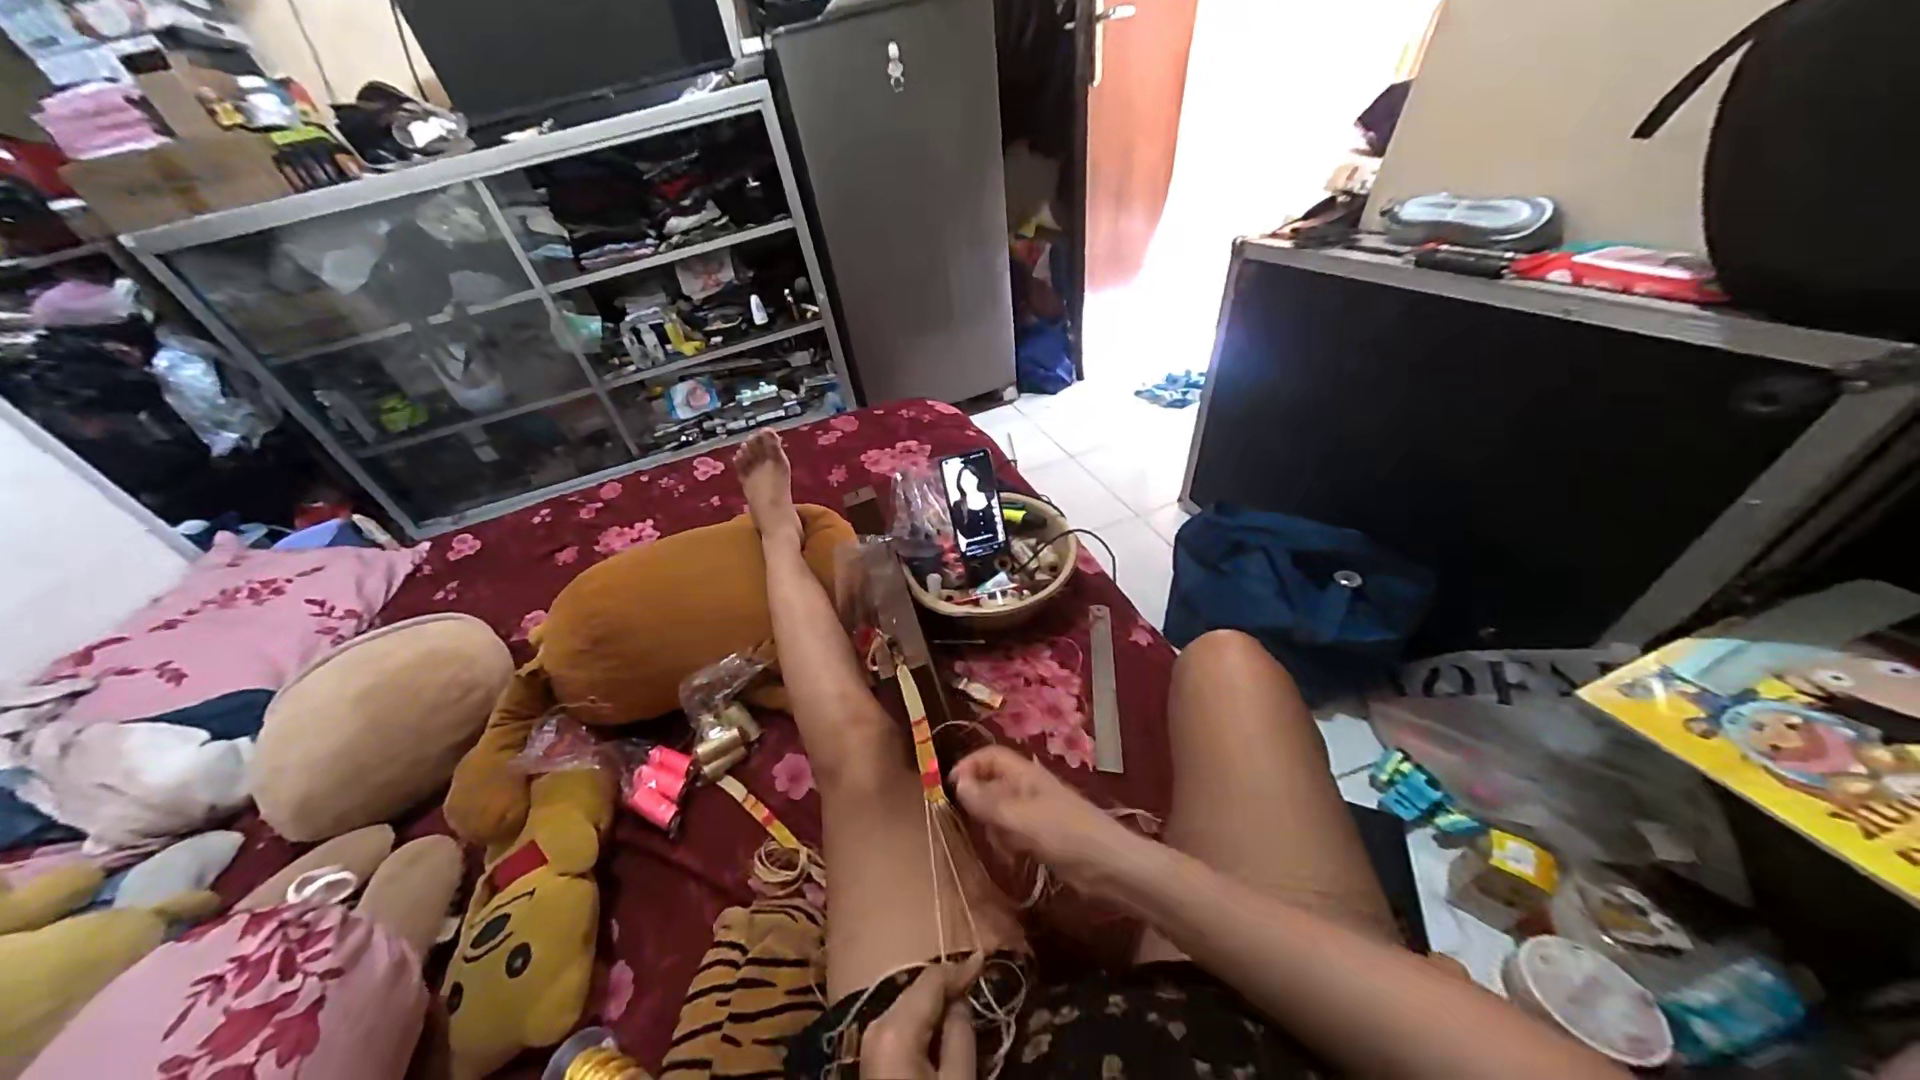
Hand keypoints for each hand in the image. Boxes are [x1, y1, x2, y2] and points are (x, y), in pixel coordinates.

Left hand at [860, 954, 981, 1079]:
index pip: (932, 980)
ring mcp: (871, 1040)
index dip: (960, 968)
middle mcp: (877, 1024)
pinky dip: (924, 1021)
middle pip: (920, 990)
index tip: (983, 958)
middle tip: (976, 983)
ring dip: (937, 1005)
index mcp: (895, 1028)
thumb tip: (960, 1001)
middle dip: (948, 987)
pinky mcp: (872, 1056)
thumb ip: (961, 1033)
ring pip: (913, 1005)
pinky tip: (941, 1031)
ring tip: (962, 1005)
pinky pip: (904, 1024)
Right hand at [951, 746, 1138, 891]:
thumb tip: (957, 783)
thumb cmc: (1065, 834)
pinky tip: (1014, 858)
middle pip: (991, 784)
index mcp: (1025, 773)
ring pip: (999, 812)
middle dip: (980, 804)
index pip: (989, 756)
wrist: (1110, 866)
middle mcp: (1028, 787)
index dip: (969, 766)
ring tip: (1002, 846)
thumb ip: (986, 802)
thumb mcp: (1019, 818)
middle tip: (978, 826)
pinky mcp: (1041, 836)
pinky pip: (1012, 833)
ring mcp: (1035, 812)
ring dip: (994, 829)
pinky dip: (1008, 843)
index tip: (950, 789)